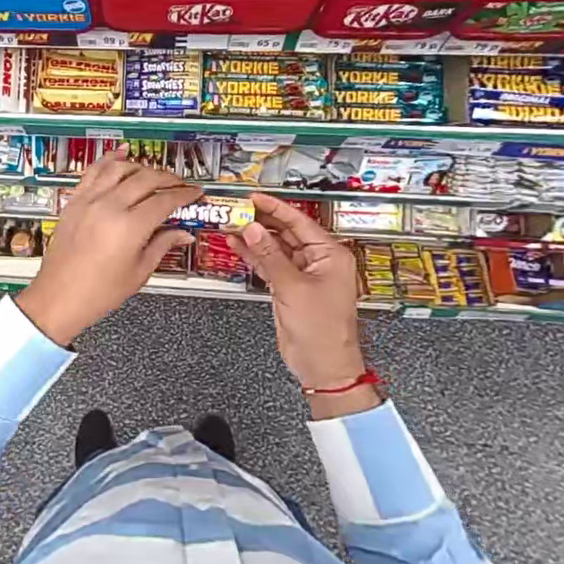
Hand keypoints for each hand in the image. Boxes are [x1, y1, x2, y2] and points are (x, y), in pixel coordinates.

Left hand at [15, 146, 200, 346]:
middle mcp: (109, 207)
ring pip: (120, 169)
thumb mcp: (139, 272)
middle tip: (179, 184)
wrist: (59, 298)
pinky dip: (109, 159)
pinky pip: (93, 171)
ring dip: (141, 167)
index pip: (164, 201)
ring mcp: (89, 201)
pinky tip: (120, 154)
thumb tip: (182, 233)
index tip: (194, 193)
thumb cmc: (97, 292)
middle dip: (168, 179)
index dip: (183, 195)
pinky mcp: (75, 202)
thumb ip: (162, 245)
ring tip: (154, 173)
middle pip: (146, 179)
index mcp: (129, 227)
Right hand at [231, 193, 379, 418]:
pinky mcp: (289, 287)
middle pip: (286, 232)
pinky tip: (239, 246)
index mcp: (330, 255)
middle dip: (261, 222)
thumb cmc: (323, 331)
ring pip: (275, 248)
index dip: (275, 208)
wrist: (322, 364)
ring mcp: (303, 274)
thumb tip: (255, 230)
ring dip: (255, 238)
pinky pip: (270, 264)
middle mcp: (318, 261)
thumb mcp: (293, 287)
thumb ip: (270, 256)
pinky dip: (254, 256)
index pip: (299, 221)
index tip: (256, 198)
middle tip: (238, 211)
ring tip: (233, 225)